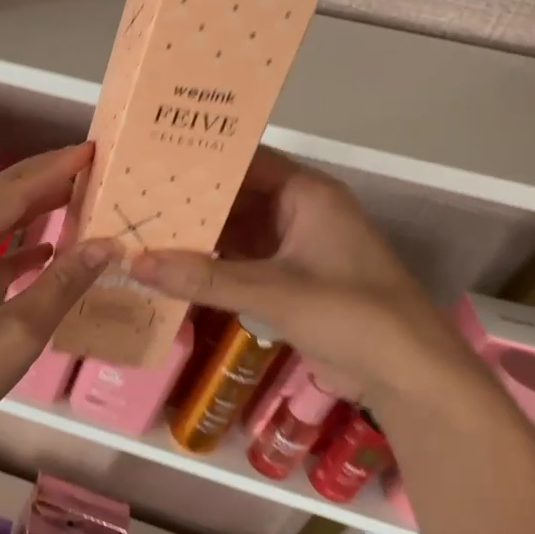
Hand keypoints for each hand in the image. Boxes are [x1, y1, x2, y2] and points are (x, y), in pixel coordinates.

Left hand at [0, 144, 119, 453]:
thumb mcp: (22, 328)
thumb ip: (64, 281)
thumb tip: (107, 245)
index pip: (11, 190)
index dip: (53, 169)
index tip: (91, 150)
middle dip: (41, 181)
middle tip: (88, 166)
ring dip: (29, 212)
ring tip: (76, 198)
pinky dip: (14, 248)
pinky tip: (47, 249)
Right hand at [129, 147, 478, 409]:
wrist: (409, 378)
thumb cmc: (355, 315)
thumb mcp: (275, 292)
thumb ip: (203, 278)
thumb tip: (133, 263)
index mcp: (306, 194)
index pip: (242, 159)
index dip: (196, 155)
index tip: (144, 155)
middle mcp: (296, 212)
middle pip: (230, 195)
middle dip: (183, 199)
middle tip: (125, 195)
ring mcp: (289, 248)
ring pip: (229, 231)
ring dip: (190, 234)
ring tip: (133, 227)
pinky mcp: (283, 282)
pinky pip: (233, 263)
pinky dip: (203, 266)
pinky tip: (162, 268)